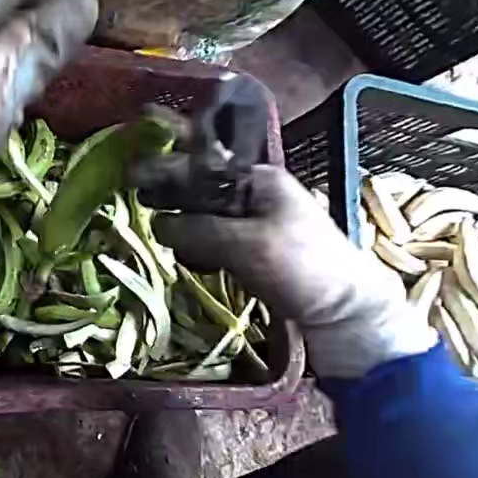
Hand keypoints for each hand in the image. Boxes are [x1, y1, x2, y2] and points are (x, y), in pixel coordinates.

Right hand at [150, 165, 437, 377]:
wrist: (346, 314)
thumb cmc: (302, 266)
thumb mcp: (246, 243)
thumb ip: (198, 229)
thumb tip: (158, 224)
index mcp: (257, 179)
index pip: (202, 163)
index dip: (166, 163)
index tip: (132, 168)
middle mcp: (252, 194)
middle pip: (199, 185)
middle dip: (166, 186)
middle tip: (130, 188)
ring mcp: (252, 223)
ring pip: (202, 212)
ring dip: (176, 215)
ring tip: (147, 218)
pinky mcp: (249, 250)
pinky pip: (210, 237)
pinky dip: (192, 241)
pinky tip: (177, 248)